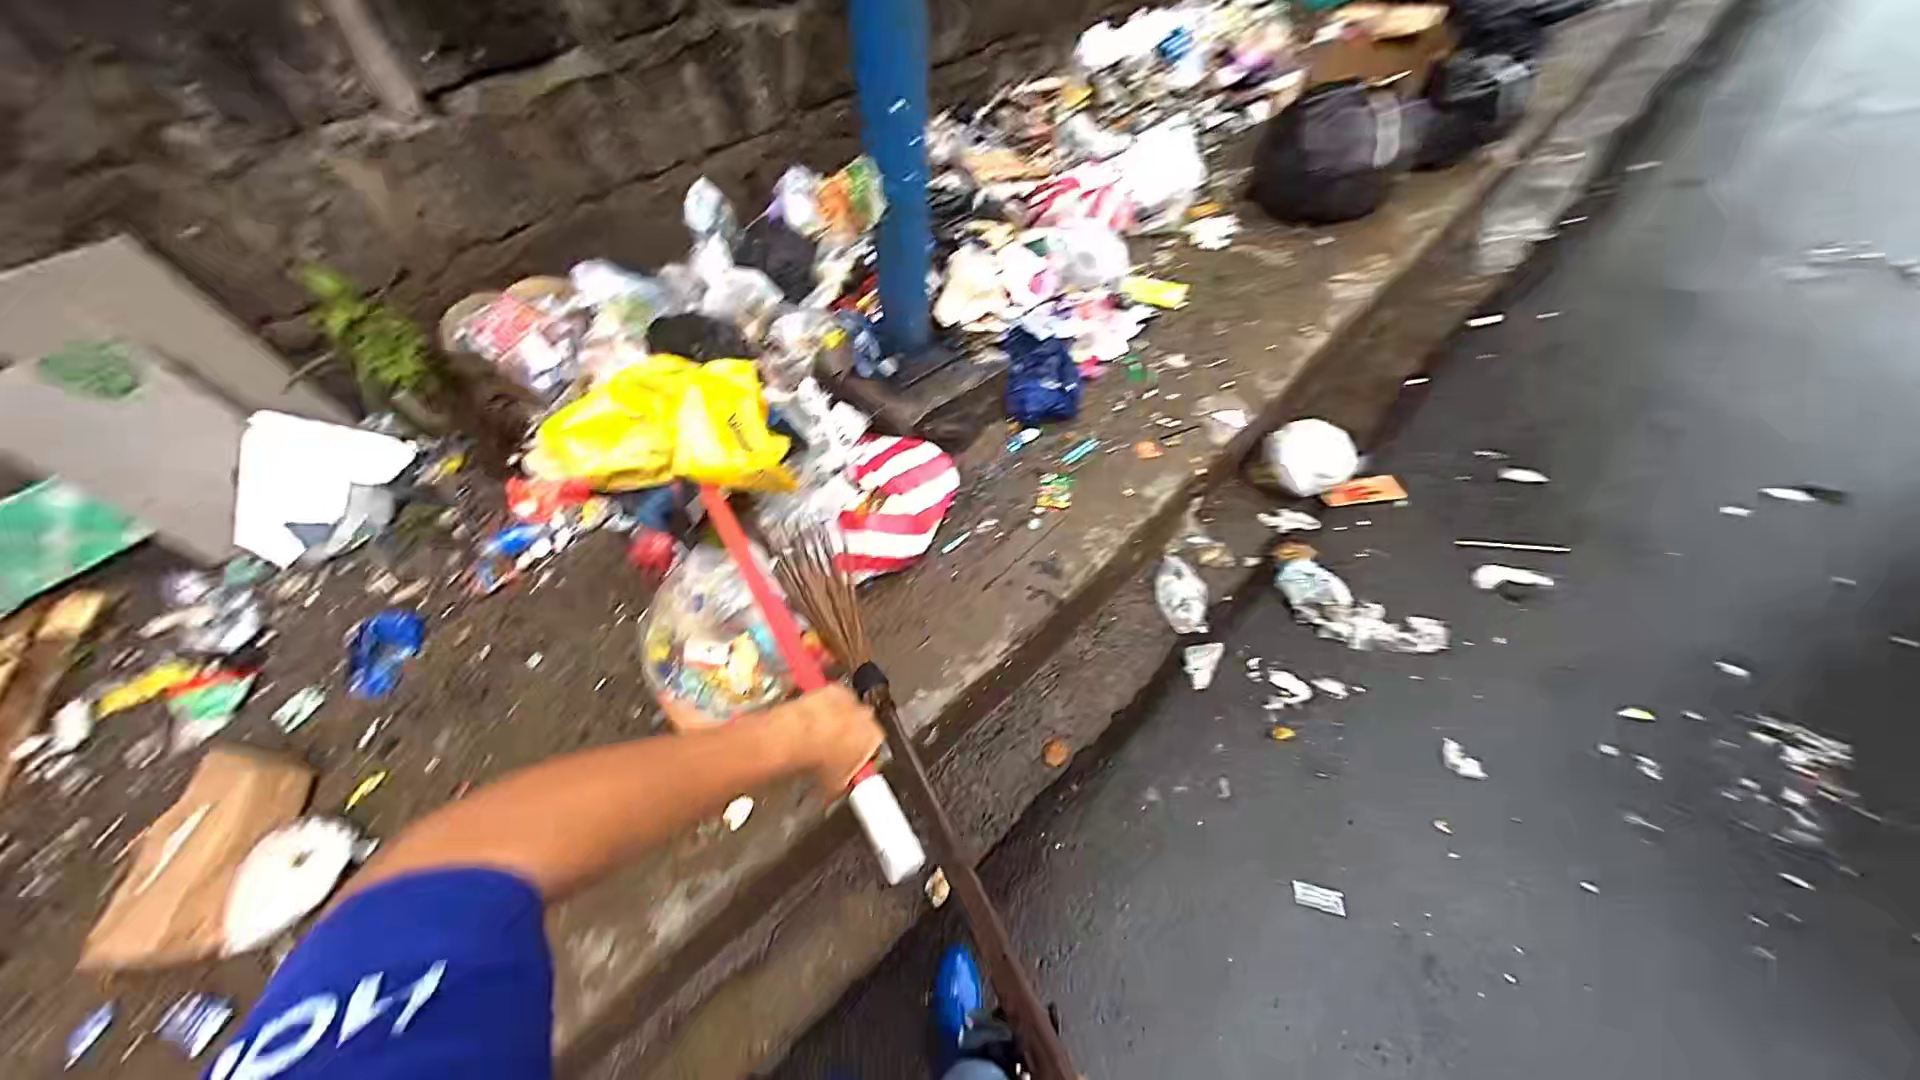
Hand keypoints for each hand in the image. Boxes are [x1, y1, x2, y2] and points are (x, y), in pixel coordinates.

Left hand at [769, 685, 883, 793]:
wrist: (800, 735)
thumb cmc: (821, 758)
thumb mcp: (836, 784)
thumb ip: (845, 784)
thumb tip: (838, 789)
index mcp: (875, 737)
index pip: (875, 747)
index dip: (862, 756)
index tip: (850, 764)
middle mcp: (868, 715)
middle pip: (863, 726)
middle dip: (851, 736)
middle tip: (833, 750)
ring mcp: (851, 699)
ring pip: (848, 711)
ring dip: (838, 720)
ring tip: (820, 736)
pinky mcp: (833, 689)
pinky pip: (833, 698)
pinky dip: (825, 707)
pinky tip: (812, 721)